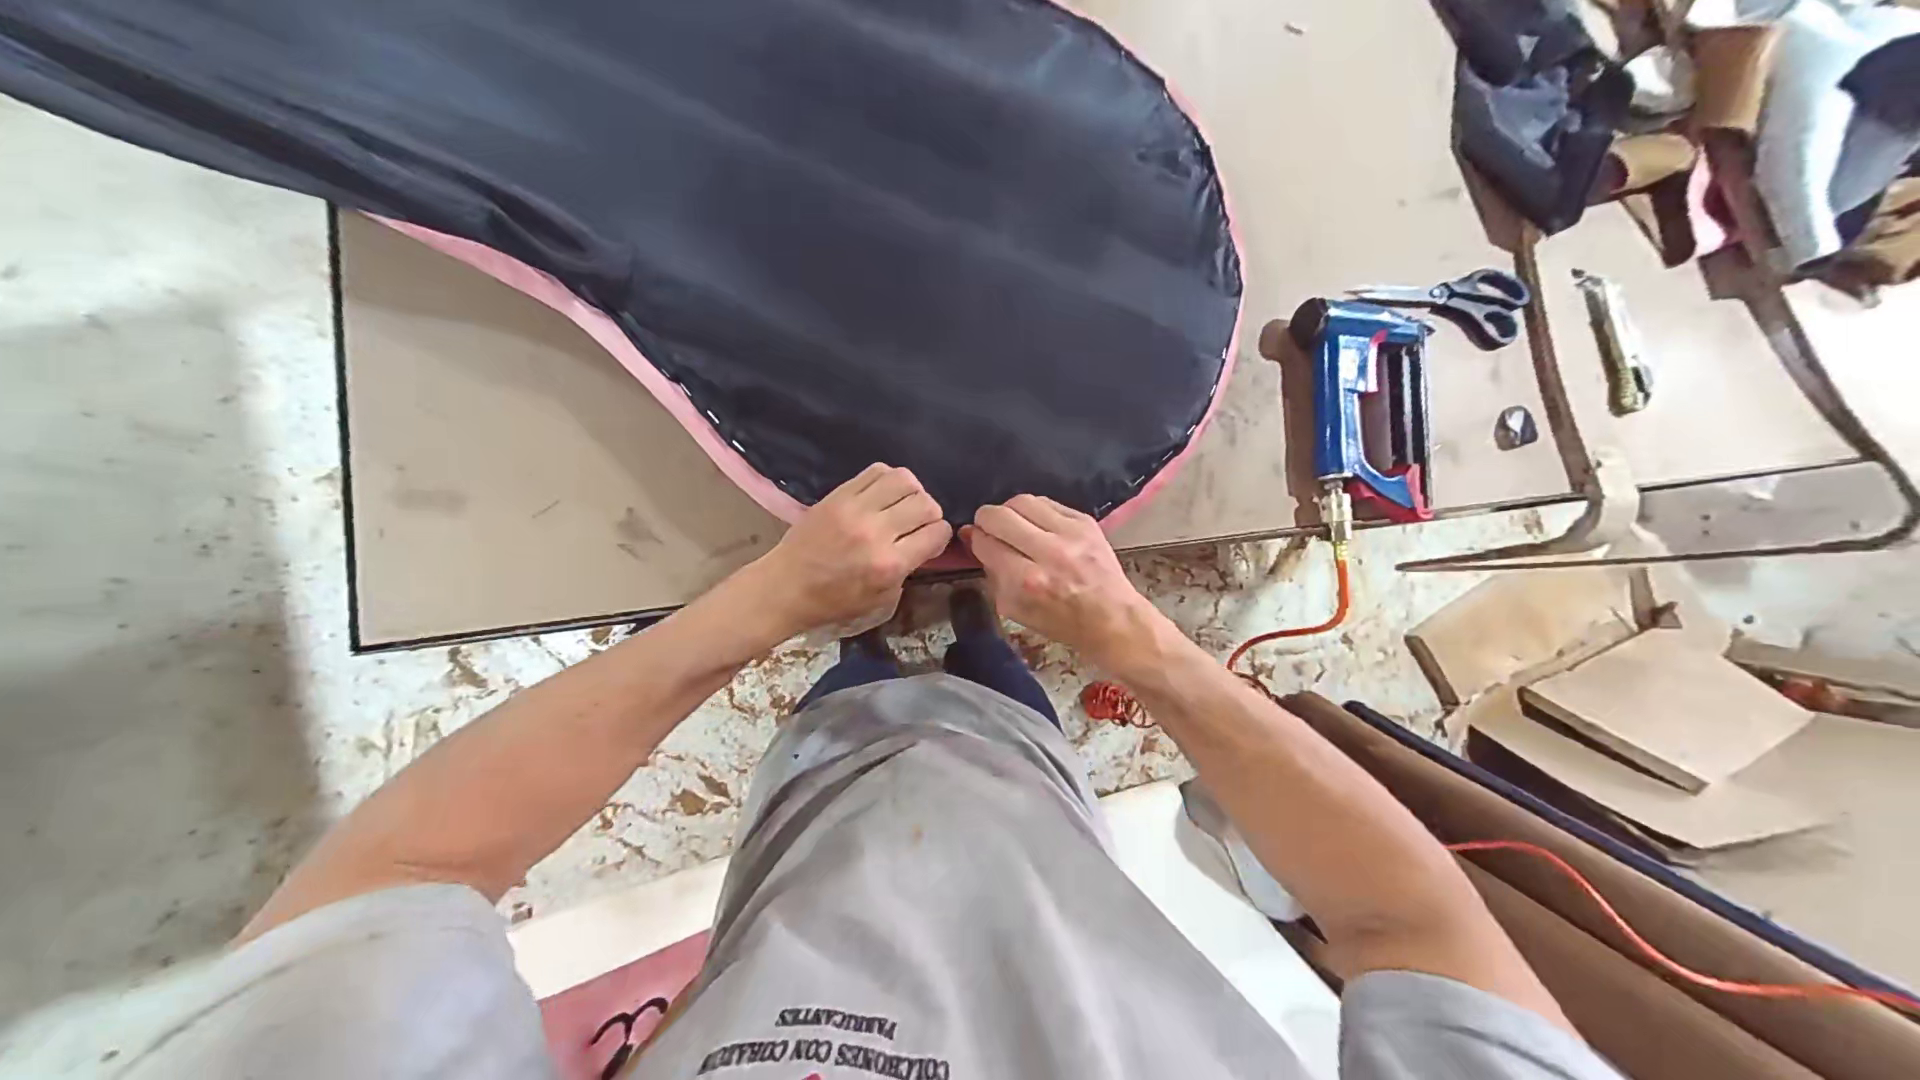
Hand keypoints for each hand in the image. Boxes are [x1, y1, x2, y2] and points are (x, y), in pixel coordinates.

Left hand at [750, 463, 951, 638]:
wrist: (786, 587)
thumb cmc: (834, 602)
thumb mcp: (882, 599)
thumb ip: (908, 569)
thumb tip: (923, 542)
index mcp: (889, 564)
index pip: (937, 532)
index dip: (941, 535)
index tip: (931, 539)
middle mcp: (876, 532)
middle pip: (926, 503)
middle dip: (930, 513)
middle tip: (917, 523)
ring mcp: (855, 509)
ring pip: (904, 480)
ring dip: (912, 491)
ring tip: (902, 504)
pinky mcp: (838, 495)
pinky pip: (876, 470)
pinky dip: (888, 479)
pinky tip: (883, 493)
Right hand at [961, 495, 1165, 664]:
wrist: (1112, 618)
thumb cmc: (1060, 621)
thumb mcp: (1014, 610)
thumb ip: (991, 573)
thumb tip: (973, 539)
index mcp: (1027, 582)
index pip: (986, 543)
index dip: (974, 539)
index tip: (974, 539)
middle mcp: (1048, 553)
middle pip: (999, 516)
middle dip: (985, 520)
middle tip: (988, 527)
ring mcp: (1070, 534)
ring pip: (1022, 501)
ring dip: (1009, 510)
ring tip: (1011, 523)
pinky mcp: (1086, 522)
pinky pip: (1047, 502)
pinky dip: (1034, 510)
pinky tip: (1035, 523)